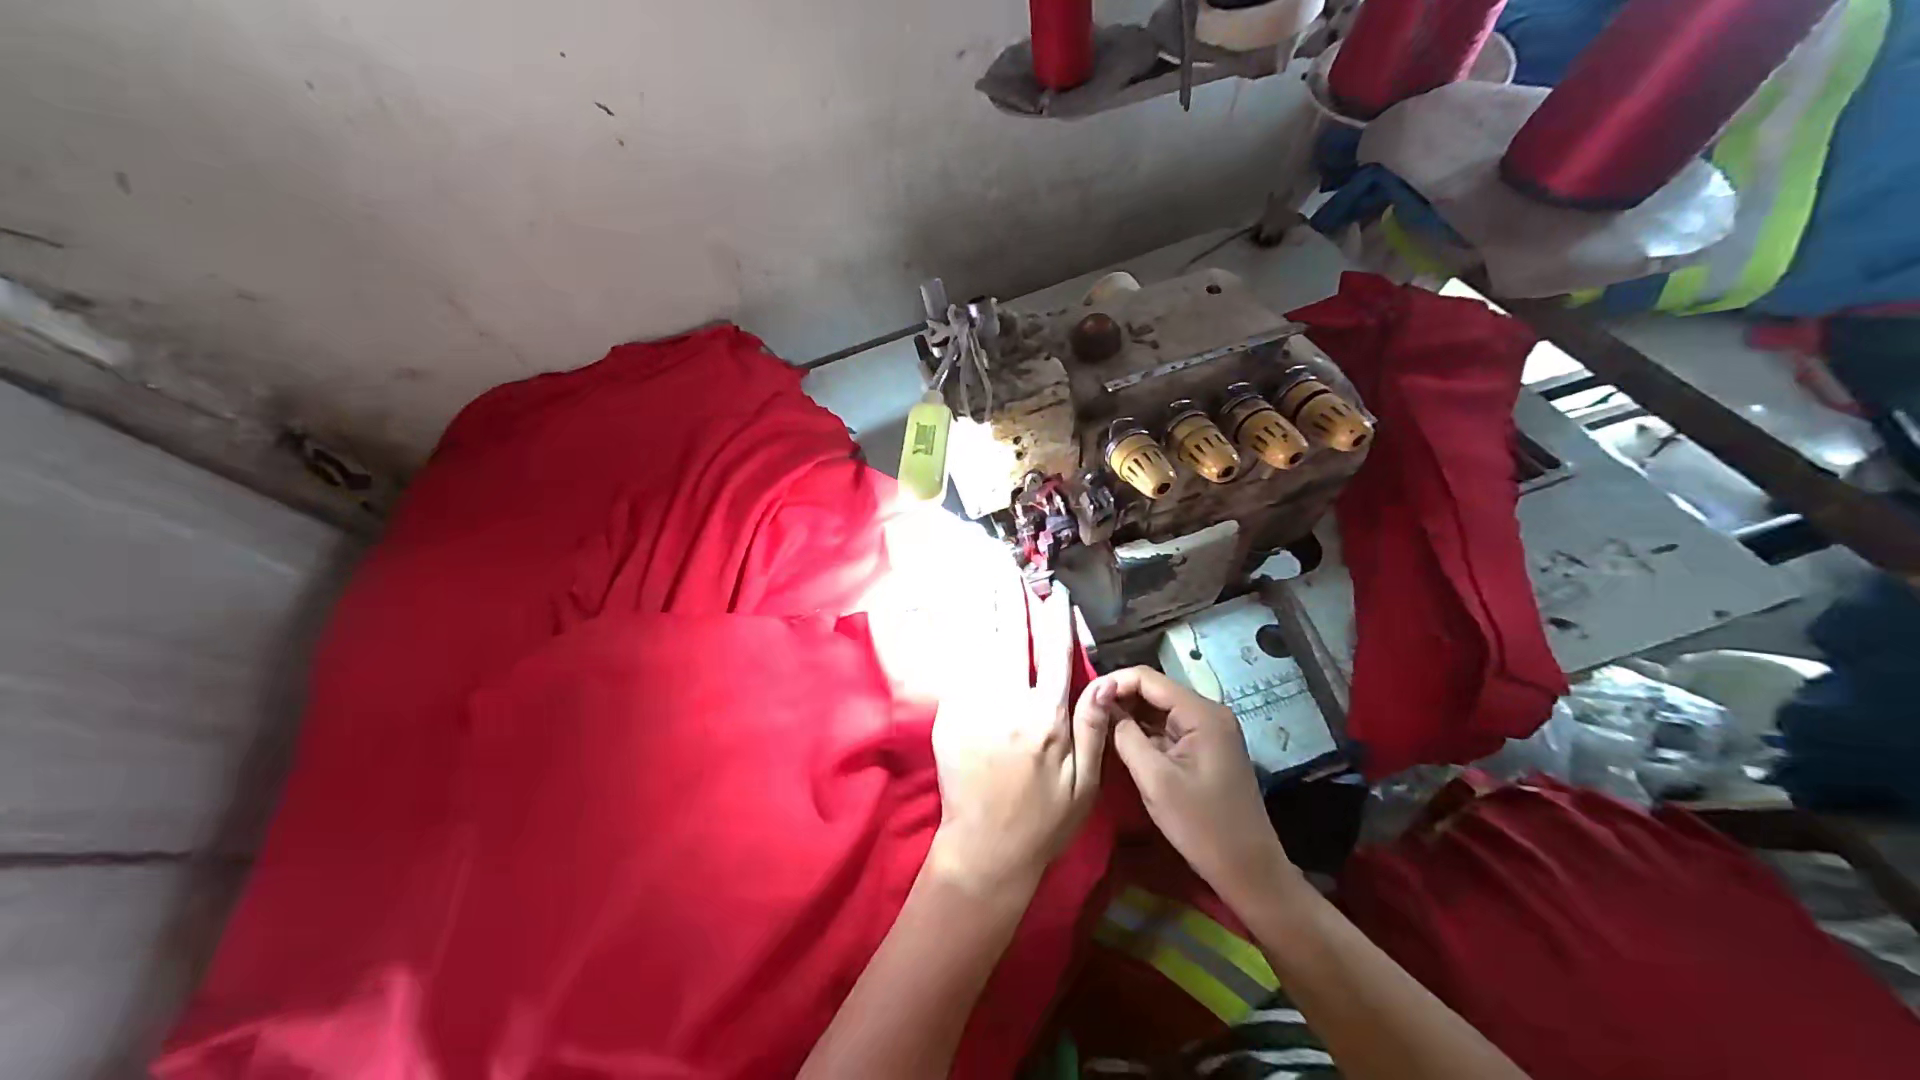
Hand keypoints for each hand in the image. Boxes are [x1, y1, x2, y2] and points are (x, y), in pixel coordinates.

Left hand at [929, 587, 1109, 893]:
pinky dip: (958, 638)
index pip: (1056, 656)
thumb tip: (1102, 682)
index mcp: (1048, 720)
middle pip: (1013, 639)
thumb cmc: (1043, 821)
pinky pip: (955, 667)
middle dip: (1014, 600)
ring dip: (985, 609)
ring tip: (986, 578)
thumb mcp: (1085, 785)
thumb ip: (1093, 728)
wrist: (984, 849)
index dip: (1057, 619)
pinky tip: (960, 618)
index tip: (1056, 591)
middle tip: (1012, 569)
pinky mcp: (949, 717)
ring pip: (980, 646)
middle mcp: (1010, 705)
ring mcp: (975, 708)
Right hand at [1075, 667, 1296, 907]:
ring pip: (1158, 710)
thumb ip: (1125, 737)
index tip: (1083, 699)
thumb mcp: (1155, 780)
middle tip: (1085, 713)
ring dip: (1128, 716)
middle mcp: (1208, 713)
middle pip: (1154, 691)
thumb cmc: (1202, 826)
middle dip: (1119, 698)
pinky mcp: (1204, 749)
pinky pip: (1167, 729)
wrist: (1249, 870)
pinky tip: (1119, 741)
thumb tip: (1101, 705)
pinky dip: (1143, 732)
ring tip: (1095, 725)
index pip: (1147, 678)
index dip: (1113, 682)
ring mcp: (1208, 731)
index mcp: (1201, 714)